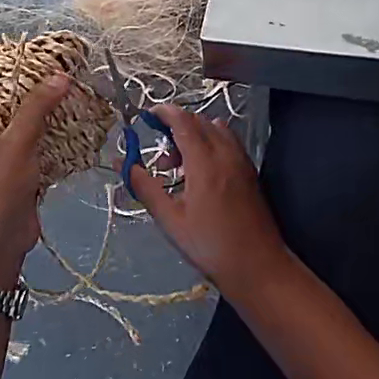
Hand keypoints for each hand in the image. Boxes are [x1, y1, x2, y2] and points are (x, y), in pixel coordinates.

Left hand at [0, 74, 71, 289]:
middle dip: (53, 100)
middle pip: (28, 113)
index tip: (63, 64)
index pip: (11, 95)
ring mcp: (16, 162)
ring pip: (41, 134)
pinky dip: (65, 146)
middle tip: (83, 83)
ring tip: (89, 103)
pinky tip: (85, 135)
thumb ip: (37, 109)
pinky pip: (50, 155)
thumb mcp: (17, 142)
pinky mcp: (31, 180)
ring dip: (61, 122)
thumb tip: (61, 75)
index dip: (35, 79)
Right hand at [129, 105, 290, 296]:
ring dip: (195, 135)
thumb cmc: (209, 245)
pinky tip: (200, 173)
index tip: (147, 116)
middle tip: (160, 154)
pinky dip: (210, 143)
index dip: (164, 113)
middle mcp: (226, 154)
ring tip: (179, 166)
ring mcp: (241, 161)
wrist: (257, 265)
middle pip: (200, 121)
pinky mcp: (250, 171)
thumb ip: (145, 186)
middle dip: (177, 126)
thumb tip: (121, 163)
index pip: (183, 122)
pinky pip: (228, 142)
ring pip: (216, 129)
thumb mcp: (170, 219)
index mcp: (205, 163)